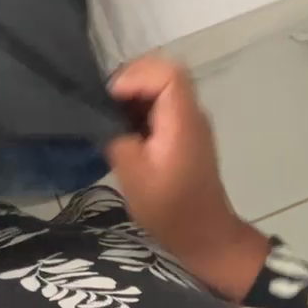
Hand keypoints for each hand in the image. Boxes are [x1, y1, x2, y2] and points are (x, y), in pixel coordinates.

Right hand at [107, 55, 268, 300]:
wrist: (205, 237)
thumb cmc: (170, 210)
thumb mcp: (134, 175)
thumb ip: (116, 136)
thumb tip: (102, 117)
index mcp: (182, 120)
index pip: (167, 73)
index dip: (135, 76)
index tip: (111, 98)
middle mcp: (191, 113)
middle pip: (164, 71)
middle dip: (131, 80)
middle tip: (106, 103)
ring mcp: (189, 121)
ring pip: (161, 85)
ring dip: (133, 93)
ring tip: (110, 114)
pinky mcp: (183, 131)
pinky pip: (160, 102)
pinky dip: (139, 106)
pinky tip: (123, 127)